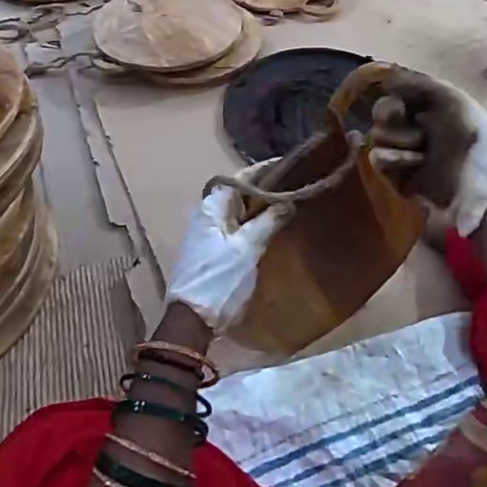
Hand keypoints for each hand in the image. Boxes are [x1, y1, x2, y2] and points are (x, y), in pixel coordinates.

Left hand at [165, 172, 292, 328]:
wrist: (191, 321)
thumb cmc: (218, 279)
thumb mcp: (247, 249)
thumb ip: (267, 222)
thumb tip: (288, 201)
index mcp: (212, 206)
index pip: (241, 177)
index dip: (264, 170)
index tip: (289, 165)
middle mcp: (209, 213)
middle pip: (240, 191)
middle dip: (265, 186)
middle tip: (295, 183)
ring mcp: (210, 232)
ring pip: (239, 209)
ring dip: (261, 205)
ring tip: (288, 200)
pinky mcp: (214, 248)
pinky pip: (237, 225)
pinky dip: (254, 221)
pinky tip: (271, 225)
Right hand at [366, 69, 486, 235]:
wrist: (478, 181)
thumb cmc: (469, 134)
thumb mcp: (451, 98)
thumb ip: (418, 83)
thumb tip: (386, 80)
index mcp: (427, 110)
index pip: (393, 97)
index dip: (393, 99)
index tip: (402, 106)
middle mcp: (413, 129)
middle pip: (379, 115)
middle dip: (391, 118)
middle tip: (414, 129)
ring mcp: (404, 154)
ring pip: (377, 137)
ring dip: (398, 139)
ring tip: (421, 152)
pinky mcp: (398, 179)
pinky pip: (377, 160)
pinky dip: (393, 159)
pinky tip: (414, 163)